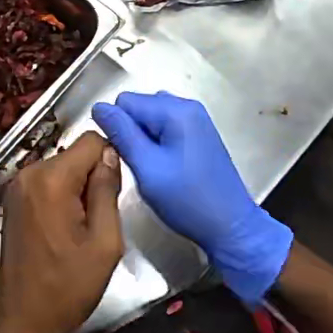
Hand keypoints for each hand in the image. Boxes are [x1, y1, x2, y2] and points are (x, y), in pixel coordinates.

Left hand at [0, 131, 124, 332]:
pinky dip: (60, 194)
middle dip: (92, 176)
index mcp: (50, 178)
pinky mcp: (12, 198)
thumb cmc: (69, 286)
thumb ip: (108, 191)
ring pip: (60, 167)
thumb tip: (110, 154)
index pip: (89, 140)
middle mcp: (28, 172)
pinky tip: (64, 227)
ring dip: (76, 187)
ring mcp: (16, 184)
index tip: (118, 187)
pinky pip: (45, 181)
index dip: (110, 157)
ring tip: (82, 226)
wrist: (25, 319)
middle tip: (99, 217)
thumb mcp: (105, 243)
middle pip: (73, 154)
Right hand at [92, 91, 291, 304]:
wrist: (233, 230)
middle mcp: (187, 106)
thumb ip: (120, 133)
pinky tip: (165, 168)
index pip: (124, 102)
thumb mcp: (147, 168)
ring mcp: (196, 120)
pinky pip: (165, 127)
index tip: (126, 157)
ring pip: (149, 118)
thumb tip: (98, 106)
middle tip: (141, 165)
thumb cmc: (188, 200)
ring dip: (144, 139)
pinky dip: (158, 143)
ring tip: (153, 168)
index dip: (117, 128)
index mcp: (175, 110)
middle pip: (138, 106)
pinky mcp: (199, 134)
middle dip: (131, 132)